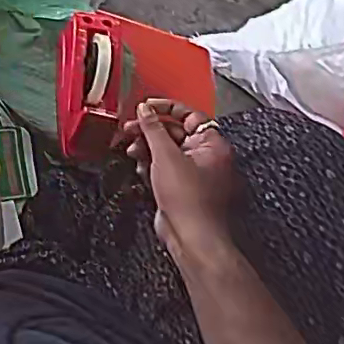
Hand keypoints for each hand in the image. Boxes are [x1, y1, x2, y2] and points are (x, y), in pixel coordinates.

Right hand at [128, 100, 243, 275]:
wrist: (191, 235)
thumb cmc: (189, 200)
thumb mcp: (165, 156)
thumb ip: (153, 128)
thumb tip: (145, 110)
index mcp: (211, 144)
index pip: (188, 114)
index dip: (165, 108)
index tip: (146, 107)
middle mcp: (206, 156)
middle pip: (174, 132)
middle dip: (150, 132)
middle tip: (131, 130)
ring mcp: (195, 172)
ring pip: (167, 150)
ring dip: (147, 148)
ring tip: (134, 152)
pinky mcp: (183, 186)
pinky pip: (165, 166)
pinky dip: (151, 165)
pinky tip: (142, 169)